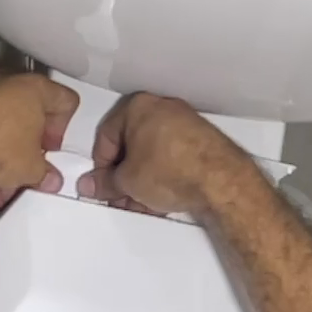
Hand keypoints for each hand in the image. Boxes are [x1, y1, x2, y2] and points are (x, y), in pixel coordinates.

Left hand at [0, 72, 80, 209]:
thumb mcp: (31, 168)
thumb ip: (45, 173)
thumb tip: (48, 178)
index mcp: (36, 88)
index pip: (66, 101)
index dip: (62, 130)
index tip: (51, 149)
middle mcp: (9, 81)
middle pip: (30, 112)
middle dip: (29, 144)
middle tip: (29, 165)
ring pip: (2, 123)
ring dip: (4, 152)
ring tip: (3, 183)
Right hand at [76, 92, 257, 216]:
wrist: (221, 180)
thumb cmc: (169, 170)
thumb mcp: (128, 181)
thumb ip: (105, 183)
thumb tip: (90, 185)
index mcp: (138, 106)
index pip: (107, 136)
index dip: (101, 165)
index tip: (102, 185)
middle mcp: (162, 107)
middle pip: (131, 144)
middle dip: (123, 175)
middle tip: (120, 198)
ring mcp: (185, 122)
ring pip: (153, 152)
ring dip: (142, 179)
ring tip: (140, 205)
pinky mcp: (203, 140)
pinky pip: (173, 156)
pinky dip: (163, 175)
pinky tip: (160, 199)